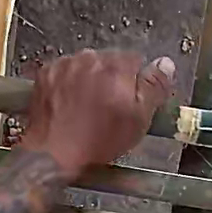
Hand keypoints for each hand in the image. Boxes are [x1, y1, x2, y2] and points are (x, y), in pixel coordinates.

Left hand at [21, 50, 175, 174]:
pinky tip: (69, 104)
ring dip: (89, 79)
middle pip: (109, 61)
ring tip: (86, 107)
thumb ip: (154, 87)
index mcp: (116, 66)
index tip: (130, 101)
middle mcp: (90, 58)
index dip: (136, 82)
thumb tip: (165, 63)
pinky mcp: (45, 74)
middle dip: (112, 79)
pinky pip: (65, 71)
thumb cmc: (100, 140)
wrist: (53, 154)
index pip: (135, 60)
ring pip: (86, 65)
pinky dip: (69, 83)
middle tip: (108, 108)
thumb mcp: (138, 119)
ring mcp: (64, 64)